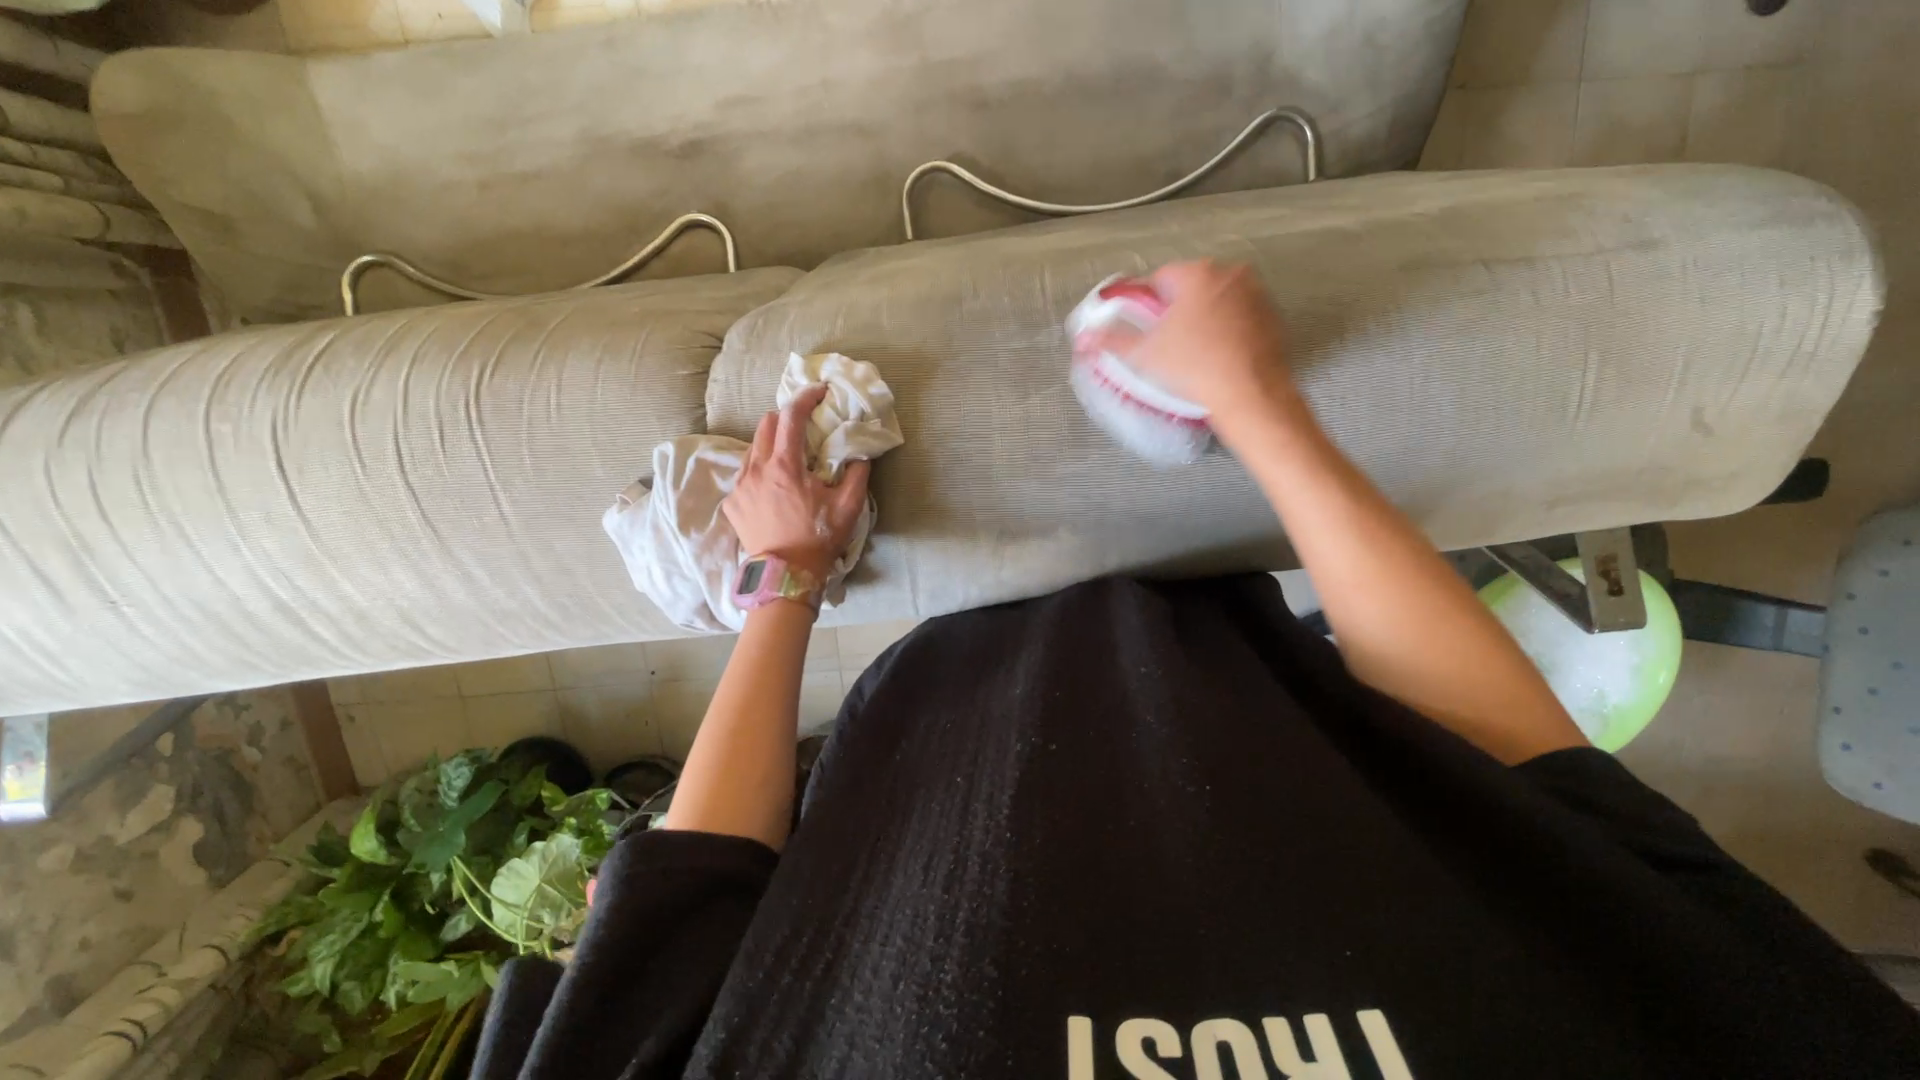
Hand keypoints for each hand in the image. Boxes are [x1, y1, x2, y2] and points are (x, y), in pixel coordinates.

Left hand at [723, 384, 871, 579]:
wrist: (787, 575)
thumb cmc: (818, 540)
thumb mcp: (848, 506)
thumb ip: (857, 472)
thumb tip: (860, 452)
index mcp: (785, 466)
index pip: (791, 416)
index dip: (806, 397)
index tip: (820, 392)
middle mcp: (756, 469)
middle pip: (766, 424)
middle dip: (787, 419)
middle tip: (806, 428)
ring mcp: (740, 486)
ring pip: (752, 447)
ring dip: (772, 444)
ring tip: (789, 458)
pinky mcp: (732, 503)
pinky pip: (744, 473)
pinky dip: (760, 469)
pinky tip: (774, 485)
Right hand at [1087, 260, 1301, 433]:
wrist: (1251, 397)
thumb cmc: (1194, 370)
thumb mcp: (1143, 356)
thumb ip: (1109, 341)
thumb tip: (1083, 338)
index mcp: (1197, 274)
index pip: (1159, 278)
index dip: (1146, 303)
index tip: (1143, 327)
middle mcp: (1230, 273)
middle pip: (1189, 287)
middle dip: (1175, 309)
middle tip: (1164, 342)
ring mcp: (1256, 294)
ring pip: (1216, 301)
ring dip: (1201, 318)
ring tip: (1190, 352)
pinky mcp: (1273, 317)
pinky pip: (1239, 316)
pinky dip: (1227, 329)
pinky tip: (1217, 356)